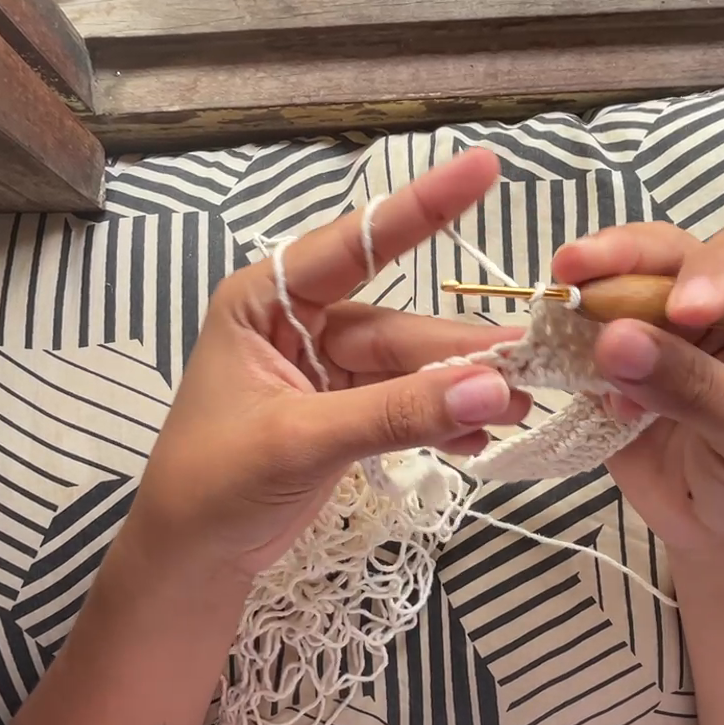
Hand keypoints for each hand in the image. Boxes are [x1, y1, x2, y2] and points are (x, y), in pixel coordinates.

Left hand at [135, 149, 530, 577]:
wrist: (192, 557)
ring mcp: (324, 371)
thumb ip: (394, 412)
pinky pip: (402, 407)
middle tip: (531, 367)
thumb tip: (490, 388)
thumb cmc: (215, 483)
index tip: (484, 167)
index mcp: (266, 302)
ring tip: (517, 409)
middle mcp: (299, 324)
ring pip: (408, 370)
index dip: (421, 208)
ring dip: (459, 391)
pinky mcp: (342, 413)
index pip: (353, 245)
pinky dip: (438, 423)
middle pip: (396, 328)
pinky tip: (478, 439)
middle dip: (460, 352)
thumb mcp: (301, 439)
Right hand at [550, 219, 723, 579]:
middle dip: (623, 256)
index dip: (721, 266)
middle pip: (671, 255)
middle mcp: (717, 306)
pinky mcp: (612, 369)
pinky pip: (582, 343)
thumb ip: (694, 386)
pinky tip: (552, 353)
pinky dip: (562, 344)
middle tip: (573, 267)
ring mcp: (658, 336)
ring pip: (618, 290)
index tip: (687, 312)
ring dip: (581, 293)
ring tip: (553, 305)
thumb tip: (614, 339)